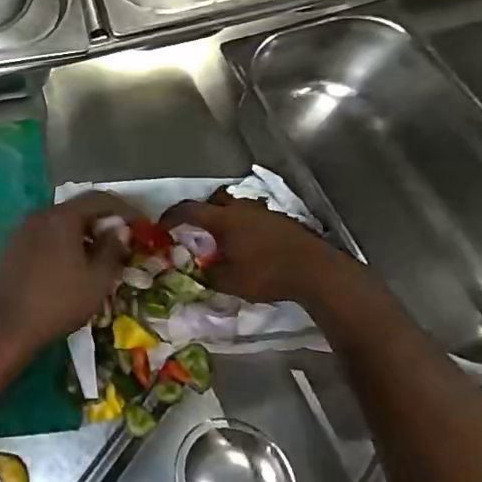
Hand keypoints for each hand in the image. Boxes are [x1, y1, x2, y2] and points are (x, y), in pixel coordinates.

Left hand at [0, 192, 133, 349]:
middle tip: (123, 241)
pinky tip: (72, 264)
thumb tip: (120, 229)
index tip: (142, 225)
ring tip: (100, 256)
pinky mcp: (13, 246)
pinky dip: (64, 242)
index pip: (99, 199)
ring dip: (83, 233)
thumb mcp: (98, 279)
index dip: (125, 209)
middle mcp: (39, 215)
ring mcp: (22, 230)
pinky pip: (45, 235)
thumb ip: (113, 248)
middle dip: (103, 221)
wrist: (8, 325)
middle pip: (77, 209)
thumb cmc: (59, 301)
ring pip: (60, 223)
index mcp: (61, 217)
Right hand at [160, 194, 358, 305]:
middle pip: (214, 199)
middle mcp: (242, 209)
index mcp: (223, 219)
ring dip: (227, 218)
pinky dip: (247, 227)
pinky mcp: (284, 222)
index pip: (188, 209)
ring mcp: (265, 213)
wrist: (319, 273)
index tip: (162, 227)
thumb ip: (207, 273)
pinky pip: (256, 217)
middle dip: (202, 211)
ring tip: (226, 240)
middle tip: (197, 229)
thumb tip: (198, 269)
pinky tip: (251, 246)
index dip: (171, 216)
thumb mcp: (227, 281)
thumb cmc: (267, 275)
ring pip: (237, 207)